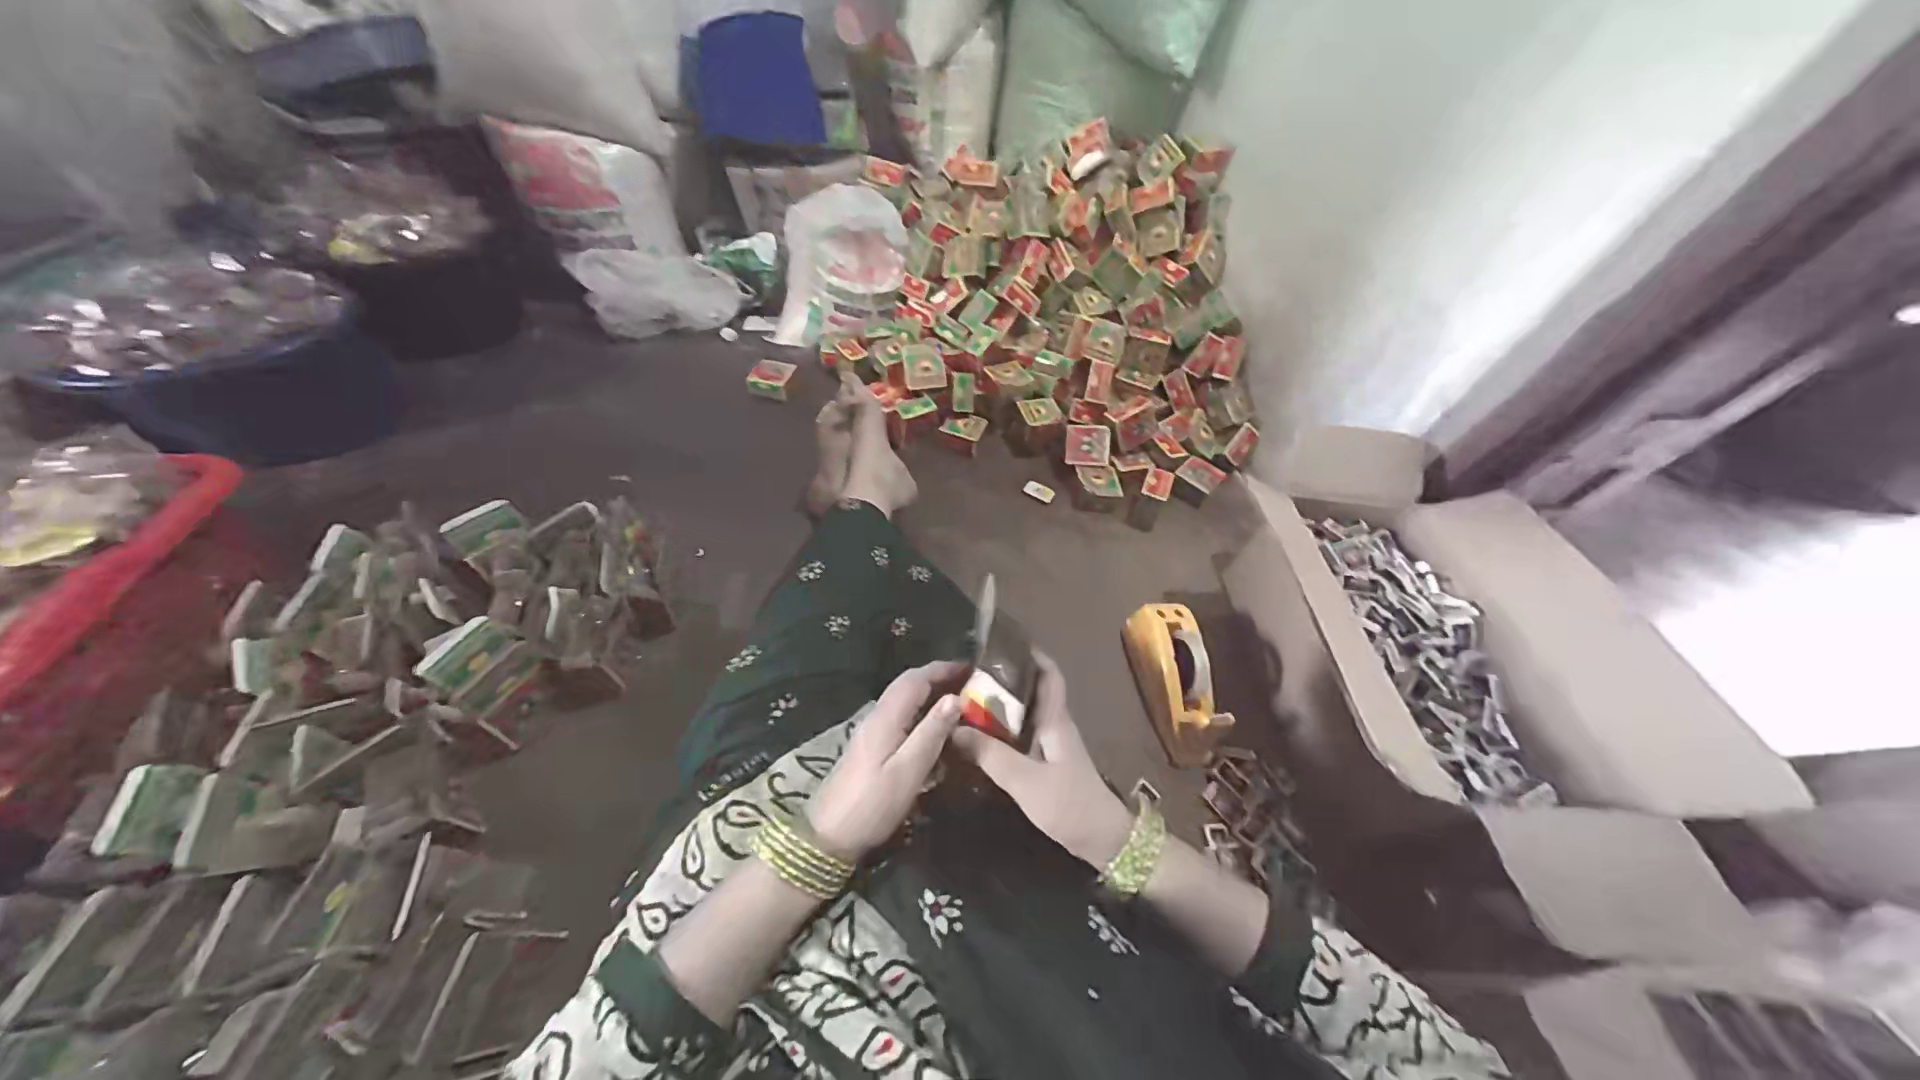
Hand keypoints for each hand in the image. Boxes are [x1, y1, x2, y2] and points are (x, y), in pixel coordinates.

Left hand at [807, 661, 966, 859]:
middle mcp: (877, 716)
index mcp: (886, 717)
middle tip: (971, 685)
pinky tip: (936, 733)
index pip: (916, 679)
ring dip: (931, 697)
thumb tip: (955, 698)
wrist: (829, 836)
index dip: (943, 669)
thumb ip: (932, 733)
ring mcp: (872, 732)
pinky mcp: (871, 748)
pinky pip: (901, 719)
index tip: (972, 668)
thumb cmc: (872, 804)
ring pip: (905, 702)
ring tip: (960, 705)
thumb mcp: (908, 770)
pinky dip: (922, 716)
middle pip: (909, 686)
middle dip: (939, 679)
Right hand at [950, 654, 1132, 868]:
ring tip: (966, 699)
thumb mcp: (1025, 781)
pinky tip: (980, 736)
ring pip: (1025, 713)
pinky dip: (1002, 729)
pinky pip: (1021, 735)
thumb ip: (990, 755)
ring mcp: (1052, 745)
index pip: (1049, 675)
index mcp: (1055, 720)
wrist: (1103, 841)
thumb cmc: (1069, 804)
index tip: (1003, 642)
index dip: (1031, 654)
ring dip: (1000, 705)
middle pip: (1031, 691)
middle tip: (968, 674)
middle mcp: (1055, 725)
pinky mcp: (1047, 763)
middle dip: (1004, 678)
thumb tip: (953, 729)